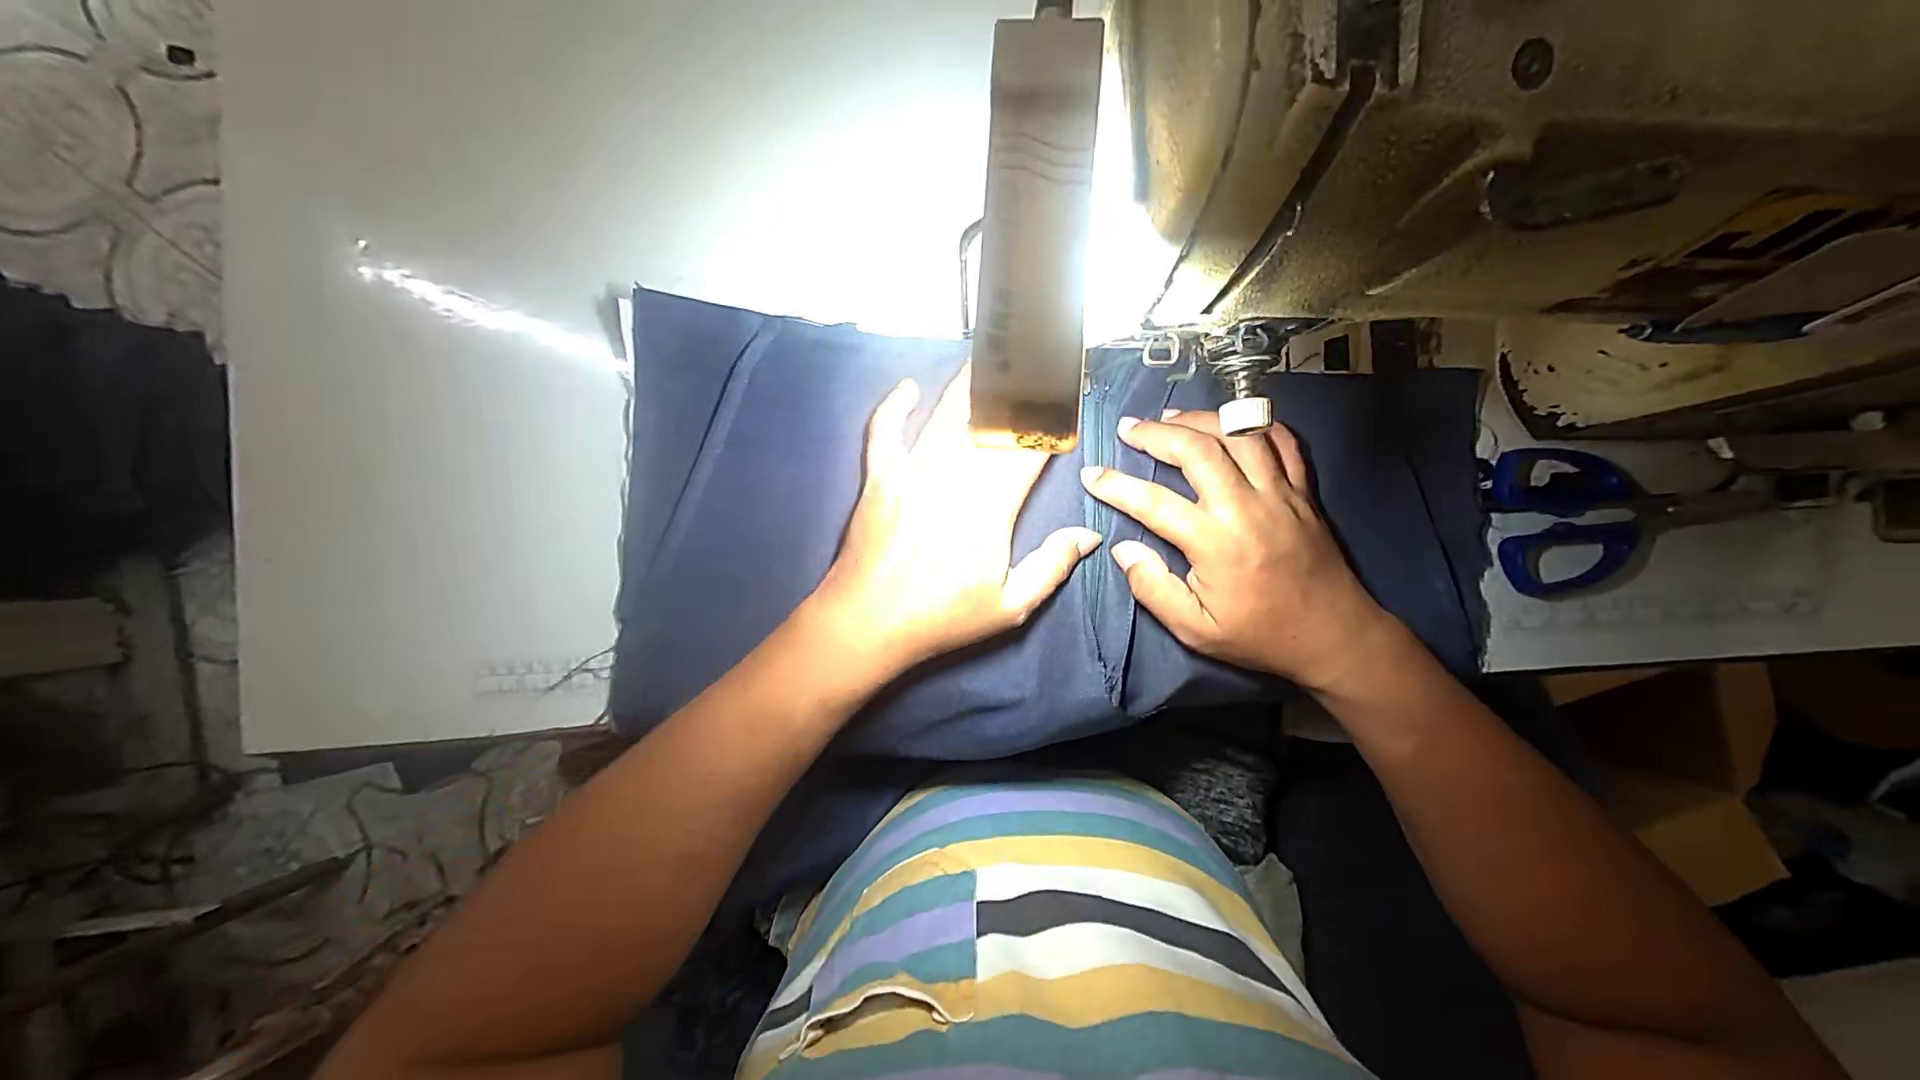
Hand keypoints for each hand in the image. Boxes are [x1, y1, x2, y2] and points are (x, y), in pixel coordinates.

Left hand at [808, 366, 1100, 677]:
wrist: (866, 622)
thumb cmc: (940, 618)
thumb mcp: (1009, 606)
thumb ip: (1051, 566)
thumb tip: (1089, 536)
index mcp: (991, 505)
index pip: (1030, 445)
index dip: (1053, 412)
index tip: (1069, 385)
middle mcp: (953, 475)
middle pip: (992, 417)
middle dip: (1019, 383)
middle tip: (1038, 353)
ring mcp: (912, 471)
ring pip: (946, 412)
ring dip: (971, 380)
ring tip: (992, 354)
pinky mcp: (879, 477)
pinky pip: (884, 431)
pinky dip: (894, 406)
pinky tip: (907, 388)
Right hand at [1078, 410, 1404, 693]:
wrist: (1333, 636)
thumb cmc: (1258, 635)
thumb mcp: (1195, 630)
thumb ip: (1153, 589)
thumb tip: (1123, 549)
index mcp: (1215, 542)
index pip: (1152, 502)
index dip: (1115, 485)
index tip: (1091, 475)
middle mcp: (1246, 506)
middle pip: (1197, 449)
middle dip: (1155, 433)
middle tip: (1128, 428)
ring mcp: (1280, 493)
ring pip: (1239, 434)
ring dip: (1200, 419)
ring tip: (1171, 417)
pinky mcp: (1303, 491)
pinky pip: (1282, 442)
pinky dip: (1256, 424)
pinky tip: (1232, 423)